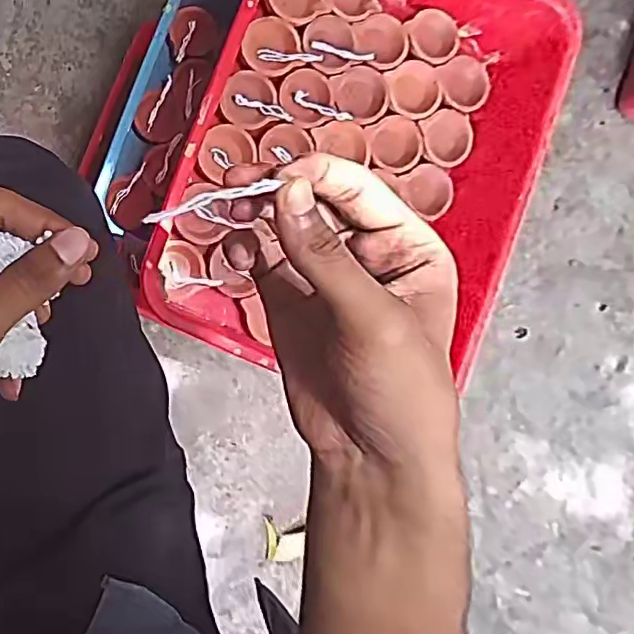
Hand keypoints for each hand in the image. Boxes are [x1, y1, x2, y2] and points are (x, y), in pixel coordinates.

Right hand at [221, 154, 459, 483]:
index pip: (356, 190)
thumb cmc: (403, 395)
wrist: (369, 457)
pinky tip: (237, 252)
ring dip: (253, 212)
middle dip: (274, 188)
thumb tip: (288, 194)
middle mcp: (361, 253)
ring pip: (280, 223)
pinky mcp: (287, 296)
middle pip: (312, 200)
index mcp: (404, 247)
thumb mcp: (372, 318)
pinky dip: (243, 246)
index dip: (314, 176)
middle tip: (237, 183)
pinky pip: (260, 256)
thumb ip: (325, 255)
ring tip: (230, 211)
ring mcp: (319, 274)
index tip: (275, 177)